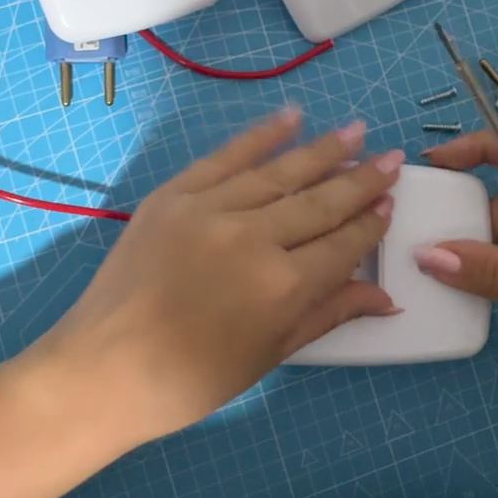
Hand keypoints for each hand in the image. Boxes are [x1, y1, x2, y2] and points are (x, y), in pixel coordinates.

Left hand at [26, 108, 403, 445]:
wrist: (104, 367)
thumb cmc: (191, 379)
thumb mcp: (269, 355)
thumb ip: (327, 314)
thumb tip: (386, 297)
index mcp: (281, 285)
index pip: (341, 244)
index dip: (369, 224)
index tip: (391, 202)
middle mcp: (252, 237)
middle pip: (318, 201)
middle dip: (361, 180)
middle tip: (393, 157)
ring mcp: (209, 209)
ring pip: (278, 172)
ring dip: (322, 150)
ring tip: (356, 131)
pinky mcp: (173, 195)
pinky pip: (225, 157)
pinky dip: (259, 135)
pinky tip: (290, 118)